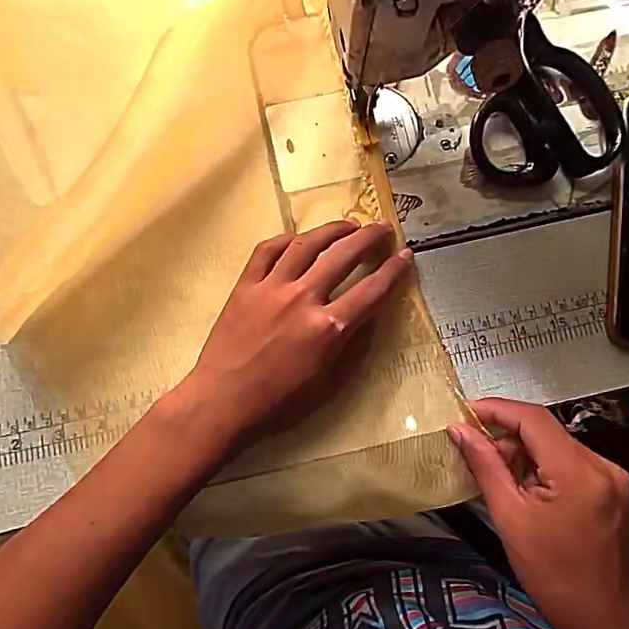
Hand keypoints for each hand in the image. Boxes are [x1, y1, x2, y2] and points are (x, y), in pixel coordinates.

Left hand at [179, 221, 412, 445]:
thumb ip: (355, 346)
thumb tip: (372, 315)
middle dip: (369, 238)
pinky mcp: (245, 286)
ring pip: (307, 244)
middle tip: (383, 229)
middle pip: (343, 255)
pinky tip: (300, 239)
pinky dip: (288, 240)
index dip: (394, 270)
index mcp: (328, 328)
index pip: (372, 289)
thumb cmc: (280, 402)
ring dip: (332, 230)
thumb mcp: (330, 384)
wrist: (222, 402)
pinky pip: (268, 250)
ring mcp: (271, 288)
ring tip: (349, 226)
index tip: (406, 255)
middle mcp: (303, 299)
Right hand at [450, 398, 628, 628]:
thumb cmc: (555, 578)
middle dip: (509, 439)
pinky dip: (547, 467)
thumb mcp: (509, 518)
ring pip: (558, 445)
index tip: (469, 413)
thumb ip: (485, 466)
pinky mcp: (616, 487)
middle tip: (480, 458)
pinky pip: (574, 461)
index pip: (533, 418)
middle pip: (546, 431)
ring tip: (507, 485)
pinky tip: (532, 492)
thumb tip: (462, 432)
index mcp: (579, 473)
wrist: (604, 618)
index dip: (497, 410)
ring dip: (527, 454)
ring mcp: (614, 476)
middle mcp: (604, 467)